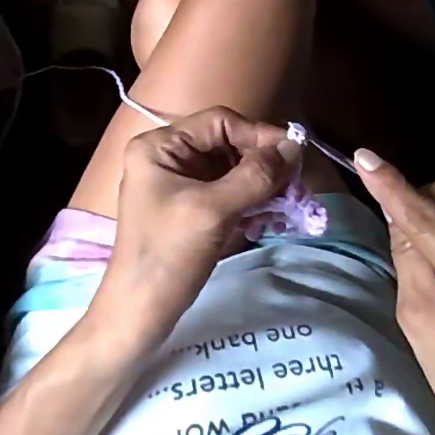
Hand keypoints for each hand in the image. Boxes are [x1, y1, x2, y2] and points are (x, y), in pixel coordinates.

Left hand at [91, 106, 302, 347]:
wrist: (139, 312)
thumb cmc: (168, 255)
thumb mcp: (213, 210)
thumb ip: (255, 175)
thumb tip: (295, 146)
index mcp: (160, 146)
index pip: (219, 121)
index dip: (258, 135)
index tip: (294, 156)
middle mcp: (168, 157)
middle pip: (228, 144)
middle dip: (263, 165)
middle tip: (294, 187)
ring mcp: (178, 183)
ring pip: (233, 170)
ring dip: (261, 186)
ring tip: (284, 208)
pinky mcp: (190, 208)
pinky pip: (228, 193)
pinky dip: (251, 202)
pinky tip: (266, 221)